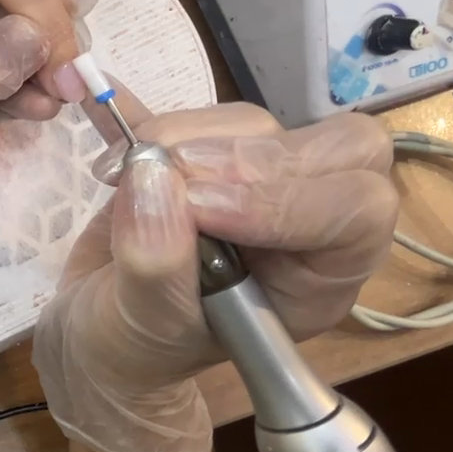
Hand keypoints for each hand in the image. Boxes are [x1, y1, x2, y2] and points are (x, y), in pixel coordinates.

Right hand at [32, 95, 398, 451]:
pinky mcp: (195, 156)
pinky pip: (184, 115)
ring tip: (115, 174)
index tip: (194, 209)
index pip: (354, 210)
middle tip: (155, 176)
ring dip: (177, 135)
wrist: (98, 330)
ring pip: (251, 123)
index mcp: (316, 277)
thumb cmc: (133, 346)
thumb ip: (155, 263)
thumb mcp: (146, 326)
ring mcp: (250, 182)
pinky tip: (100, 105)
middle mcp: (302, 220)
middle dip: (237, 154)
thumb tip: (151, 174)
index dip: (280, 197)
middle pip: (329, 147)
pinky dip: (140, 106)